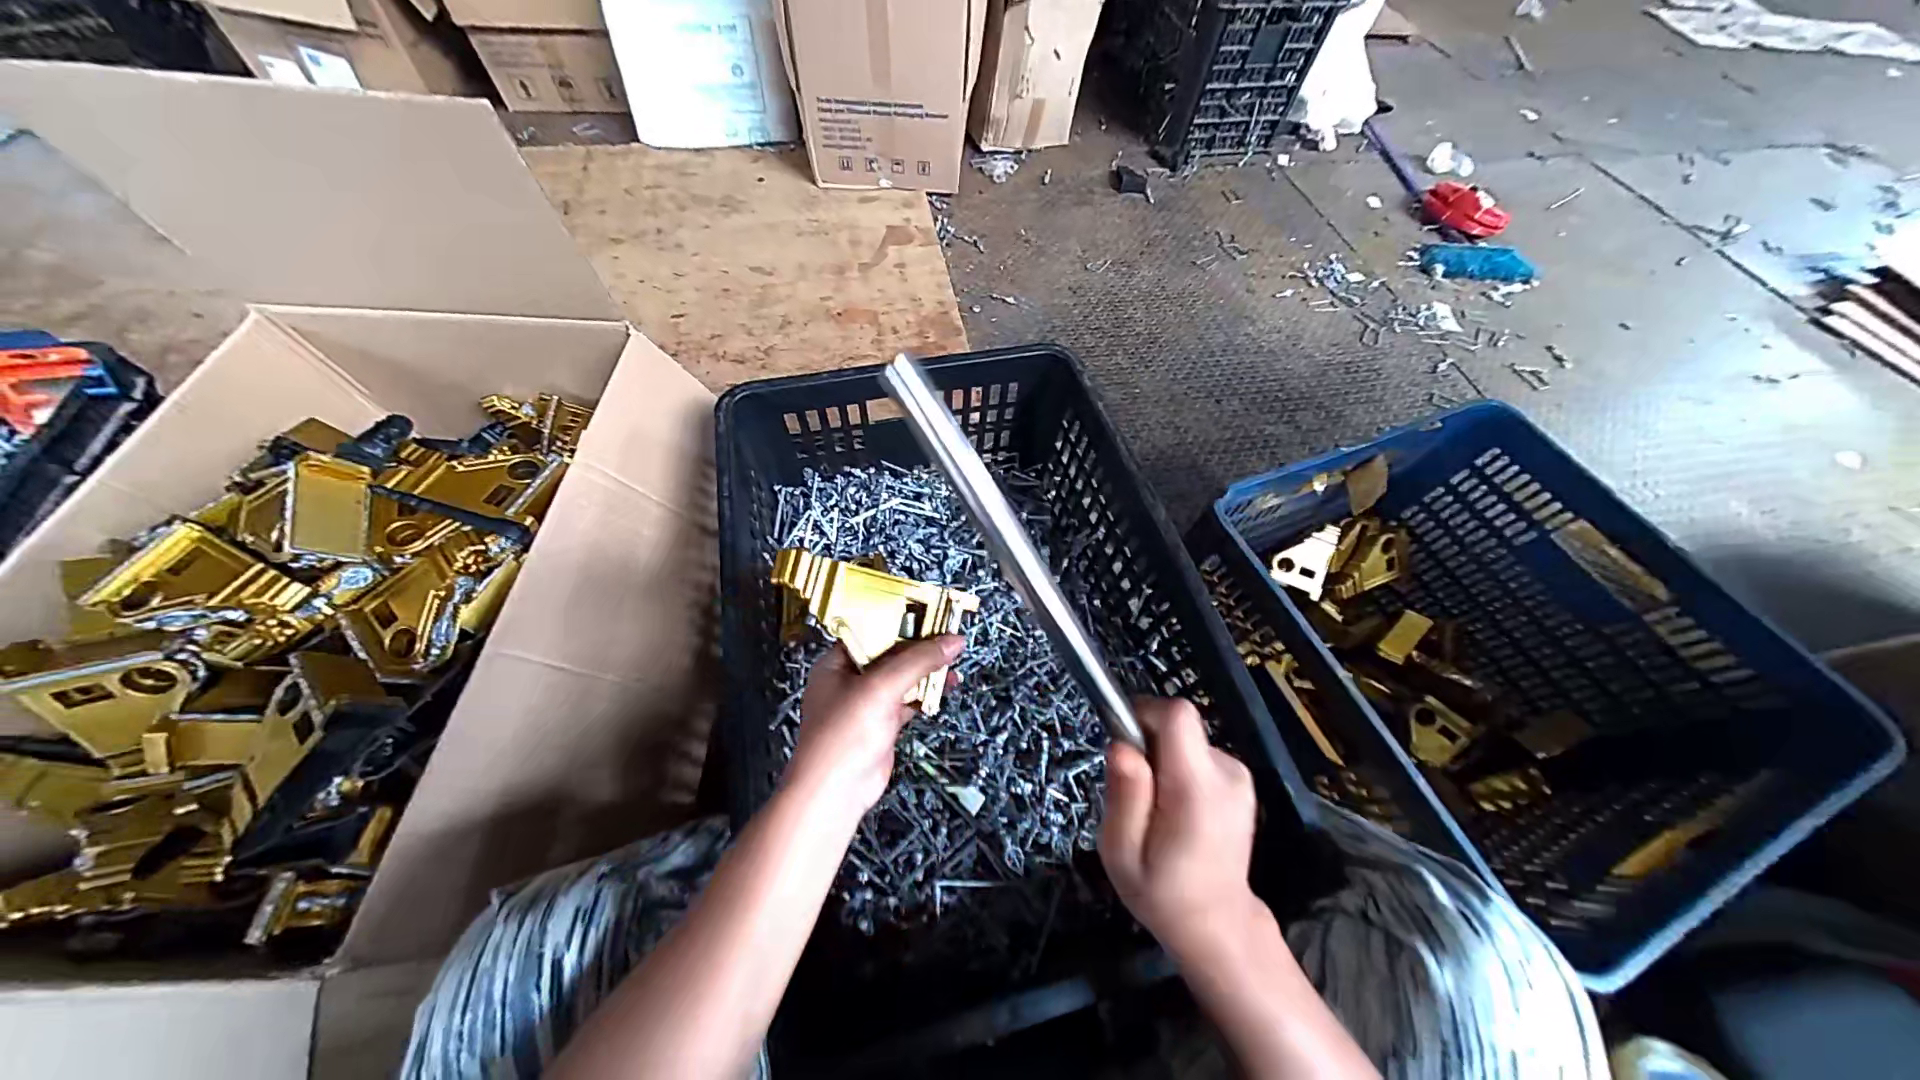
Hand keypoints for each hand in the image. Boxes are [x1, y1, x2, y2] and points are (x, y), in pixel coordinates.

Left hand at [786, 635, 963, 817]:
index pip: (871, 630)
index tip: (931, 614)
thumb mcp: (881, 688)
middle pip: (890, 654)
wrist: (835, 794)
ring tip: (953, 663)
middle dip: (919, 647)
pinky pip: (908, 701)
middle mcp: (849, 680)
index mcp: (836, 663)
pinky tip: (944, 688)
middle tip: (949, 637)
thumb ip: (918, 661)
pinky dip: (926, 695)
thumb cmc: (842, 737)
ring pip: (902, 678)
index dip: (901, 621)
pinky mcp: (881, 724)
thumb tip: (952, 640)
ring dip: (926, 671)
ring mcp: (866, 704)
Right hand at [1099, 697, 1269, 962]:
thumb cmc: (1162, 893)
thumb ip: (1124, 794)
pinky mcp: (1239, 780)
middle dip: (1147, 746)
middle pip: (1178, 726)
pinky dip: (1177, 770)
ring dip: (1161, 761)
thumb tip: (1121, 745)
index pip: (1177, 715)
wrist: (1217, 924)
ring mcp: (1238, 776)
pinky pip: (1196, 753)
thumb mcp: (1121, 852)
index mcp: (1197, 789)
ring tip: (1154, 810)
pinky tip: (1175, 812)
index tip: (1123, 745)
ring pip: (1184, 739)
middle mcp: (1226, 773)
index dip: (1144, 714)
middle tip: (1134, 795)